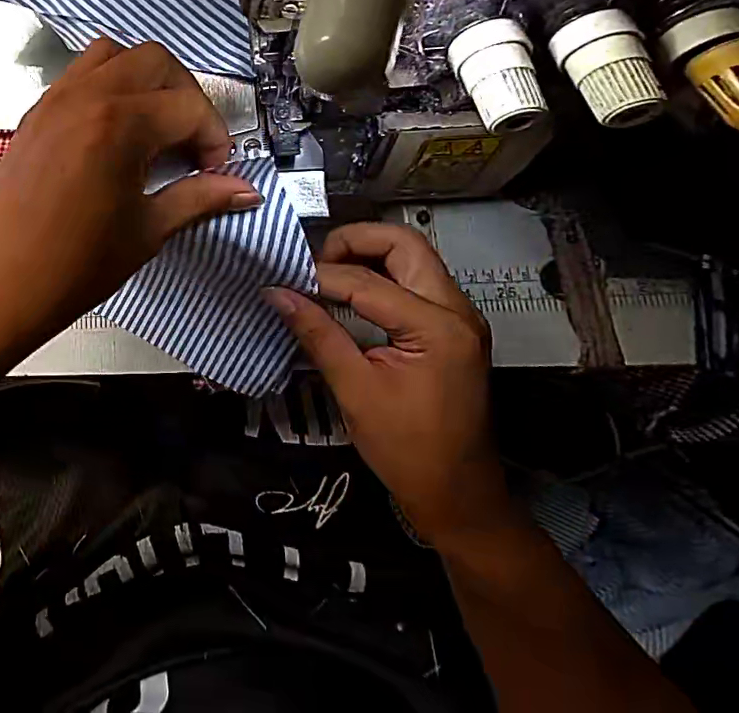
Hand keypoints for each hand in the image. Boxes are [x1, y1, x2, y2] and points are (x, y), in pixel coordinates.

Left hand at [0, 38, 260, 365]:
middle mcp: (86, 96)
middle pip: (155, 61)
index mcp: (118, 124)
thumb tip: (245, 190)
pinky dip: (109, 85)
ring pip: (113, 54)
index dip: (214, 137)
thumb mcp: (146, 231)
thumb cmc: (73, 266)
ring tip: (155, 126)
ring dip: (145, 79)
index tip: (216, 170)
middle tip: (192, 142)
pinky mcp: (35, 113)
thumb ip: (199, 198)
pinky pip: (80, 74)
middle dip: (186, 95)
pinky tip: (116, 132)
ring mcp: (55, 100)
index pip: (188, 107)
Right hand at [263, 223, 517, 541]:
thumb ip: (318, 334)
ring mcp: (460, 316)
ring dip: (368, 257)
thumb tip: (277, 293)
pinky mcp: (453, 327)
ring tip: (327, 277)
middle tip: (314, 265)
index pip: (366, 282)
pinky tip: (351, 295)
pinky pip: (416, 281)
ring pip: (412, 257)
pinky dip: (381, 277)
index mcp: (437, 327)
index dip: (319, 277)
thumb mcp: (356, 390)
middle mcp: (457, 309)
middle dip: (353, 243)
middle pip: (404, 244)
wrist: (458, 494)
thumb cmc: (408, 451)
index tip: (282, 281)